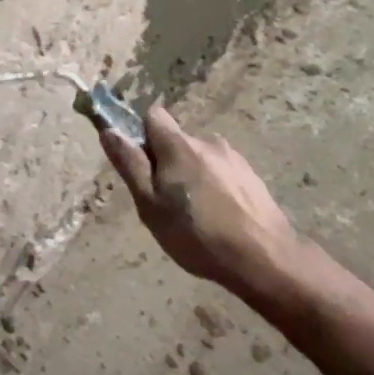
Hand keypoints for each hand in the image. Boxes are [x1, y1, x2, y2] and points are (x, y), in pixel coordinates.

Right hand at [101, 105, 299, 292]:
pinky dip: (215, 188)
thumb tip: (109, 131)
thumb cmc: (197, 234)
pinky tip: (220, 219)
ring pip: (200, 159)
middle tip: (165, 202)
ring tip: (196, 216)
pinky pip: (222, 173)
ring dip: (192, 176)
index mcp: (178, 145)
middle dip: (166, 163)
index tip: (139, 163)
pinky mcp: (252, 177)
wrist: (264, 258)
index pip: (153, 116)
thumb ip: (130, 164)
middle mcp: (207, 142)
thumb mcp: (150, 204)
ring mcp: (234, 159)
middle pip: (176, 141)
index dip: (141, 134)